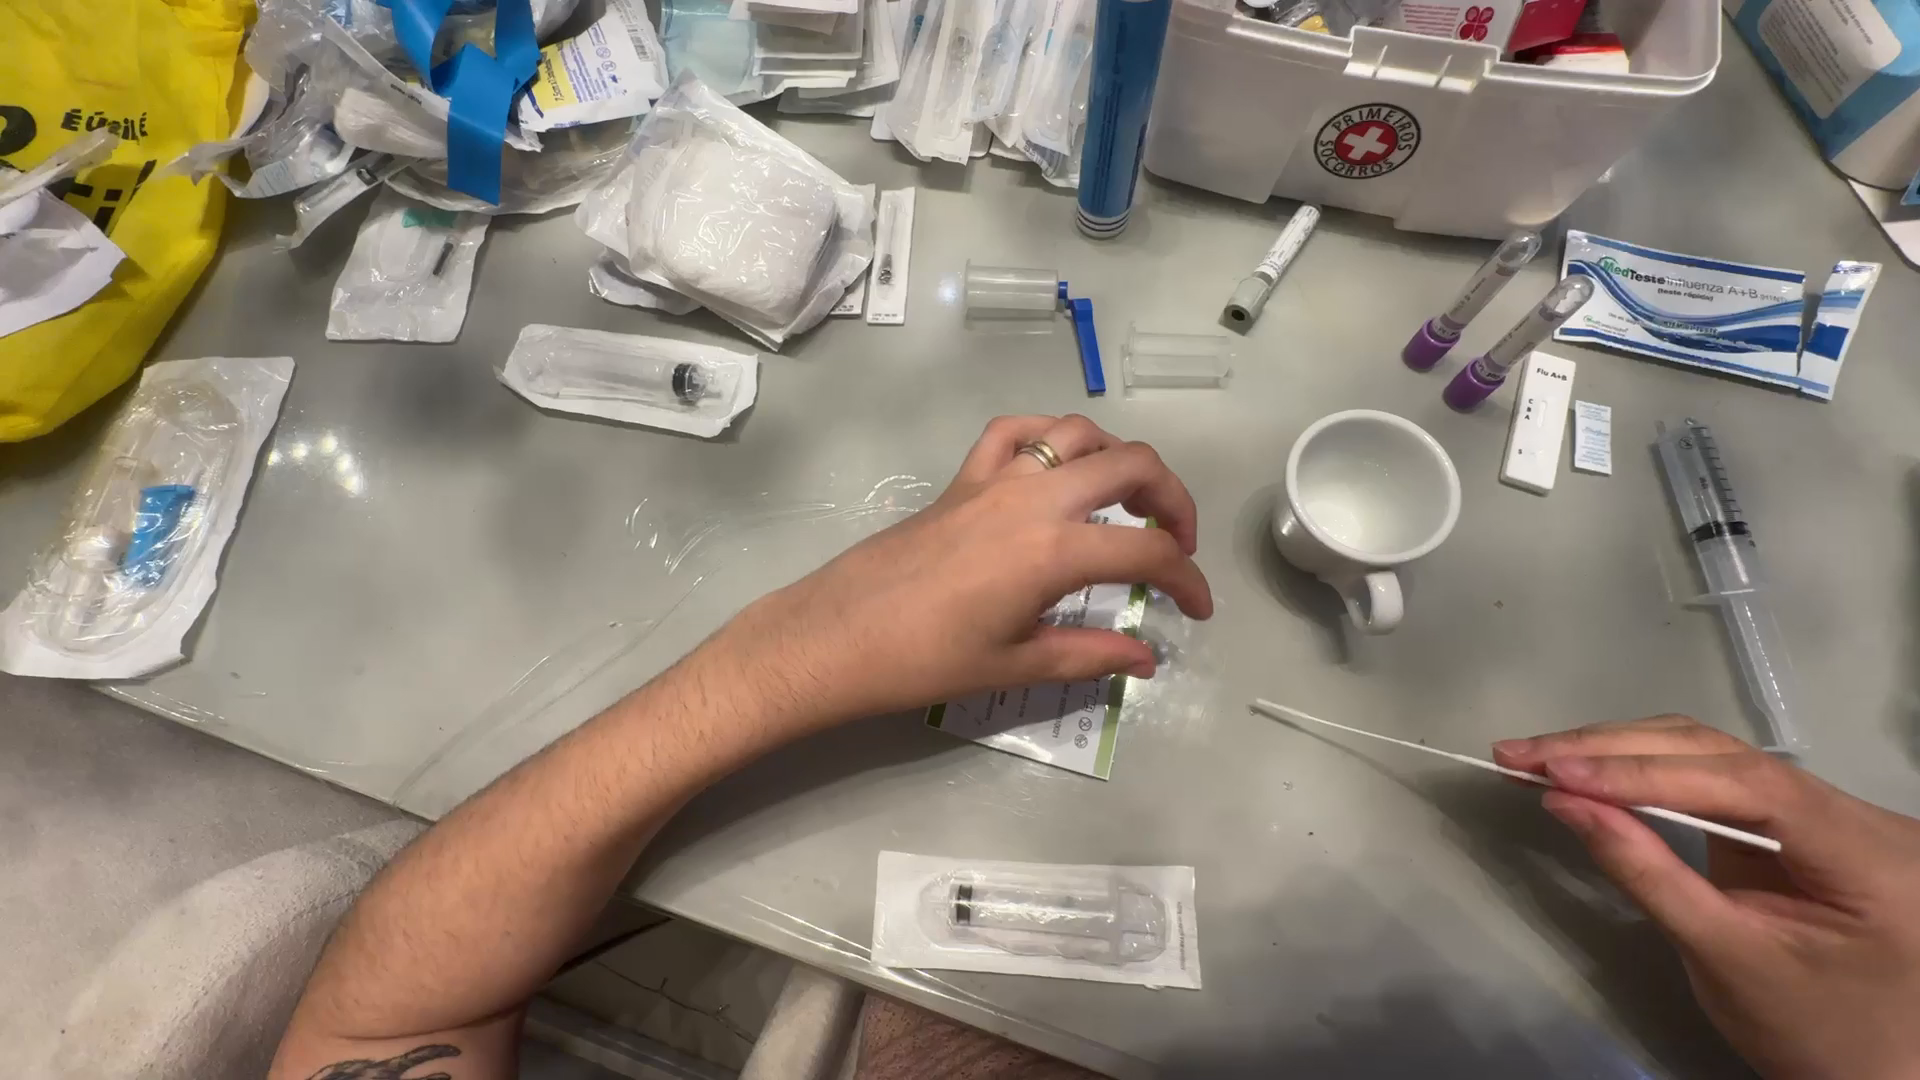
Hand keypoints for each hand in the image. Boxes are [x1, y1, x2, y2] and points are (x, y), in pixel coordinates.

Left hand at [703, 414, 1213, 729]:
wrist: (838, 636)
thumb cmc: (926, 660)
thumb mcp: (1017, 665)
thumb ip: (1091, 655)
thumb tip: (1147, 658)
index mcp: (1054, 551)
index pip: (1149, 552)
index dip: (1187, 581)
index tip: (1197, 610)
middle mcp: (1033, 498)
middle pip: (1131, 465)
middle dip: (1173, 499)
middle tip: (1175, 544)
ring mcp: (995, 479)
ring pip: (1077, 433)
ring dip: (1117, 460)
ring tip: (1124, 503)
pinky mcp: (962, 478)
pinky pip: (1014, 432)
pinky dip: (1048, 436)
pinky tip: (1055, 467)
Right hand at [1495, 718, 1919, 1079]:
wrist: (1883, 1076)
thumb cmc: (1817, 1032)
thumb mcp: (1725, 956)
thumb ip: (1644, 871)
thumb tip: (1560, 799)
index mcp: (1872, 856)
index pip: (1745, 783)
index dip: (1643, 771)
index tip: (1556, 774)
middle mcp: (1858, 813)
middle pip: (1713, 751)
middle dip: (1605, 751)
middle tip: (1517, 756)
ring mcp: (1821, 809)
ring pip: (1699, 750)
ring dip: (1606, 750)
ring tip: (1529, 758)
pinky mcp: (1785, 816)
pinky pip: (1701, 772)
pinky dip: (1629, 767)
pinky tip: (1577, 770)